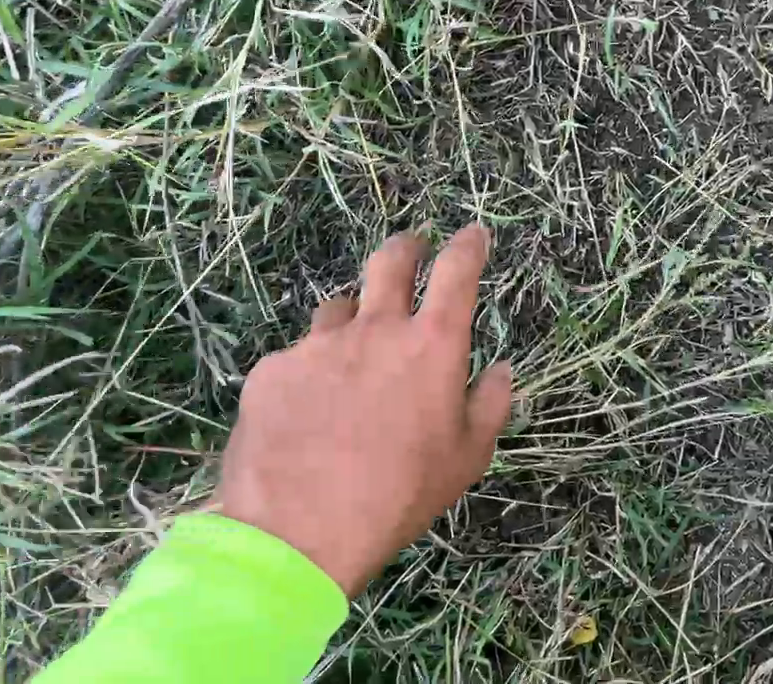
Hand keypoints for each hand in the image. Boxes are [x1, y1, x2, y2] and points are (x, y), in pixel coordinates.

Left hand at [217, 225, 511, 595]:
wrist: (296, 537)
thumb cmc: (400, 495)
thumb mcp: (468, 457)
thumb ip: (490, 403)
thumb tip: (500, 369)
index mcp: (432, 343)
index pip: (457, 271)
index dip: (469, 245)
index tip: (474, 234)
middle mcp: (377, 328)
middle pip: (392, 261)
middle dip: (407, 247)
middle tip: (412, 248)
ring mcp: (318, 344)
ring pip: (339, 309)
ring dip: (354, 320)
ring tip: (351, 357)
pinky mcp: (272, 370)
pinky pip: (298, 357)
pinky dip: (311, 372)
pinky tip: (306, 413)